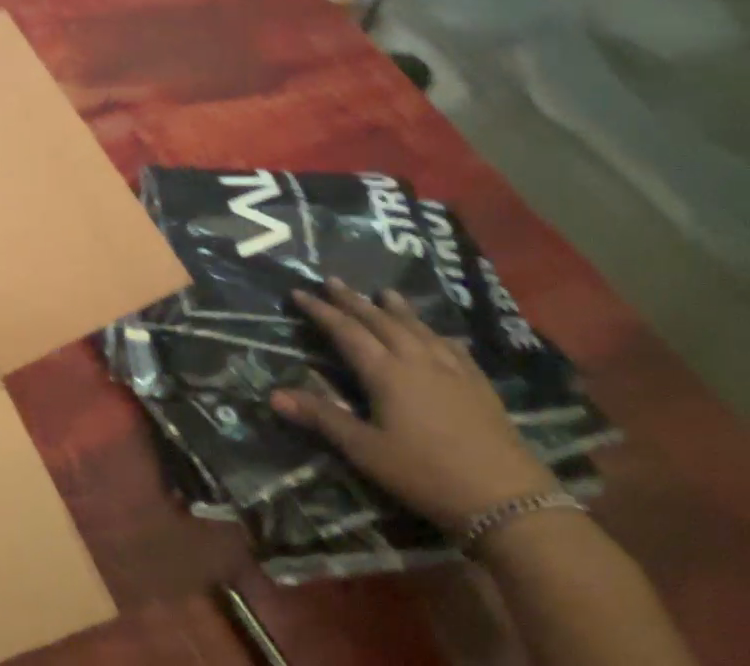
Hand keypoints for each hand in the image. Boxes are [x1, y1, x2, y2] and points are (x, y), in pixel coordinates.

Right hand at [270, 278, 560, 533]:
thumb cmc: (425, 473)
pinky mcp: (480, 387)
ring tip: (384, 293)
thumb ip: (322, 418)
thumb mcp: (365, 450)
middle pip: (382, 322)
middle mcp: (418, 361)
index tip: (299, 292)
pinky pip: (453, 348)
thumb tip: (273, 394)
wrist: (509, 501)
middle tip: (334, 281)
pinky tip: (437, 334)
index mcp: (387, 373)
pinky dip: (436, 334)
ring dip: (398, 310)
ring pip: (419, 329)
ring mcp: (455, 372)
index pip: (346, 332)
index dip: (321, 311)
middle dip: (354, 301)